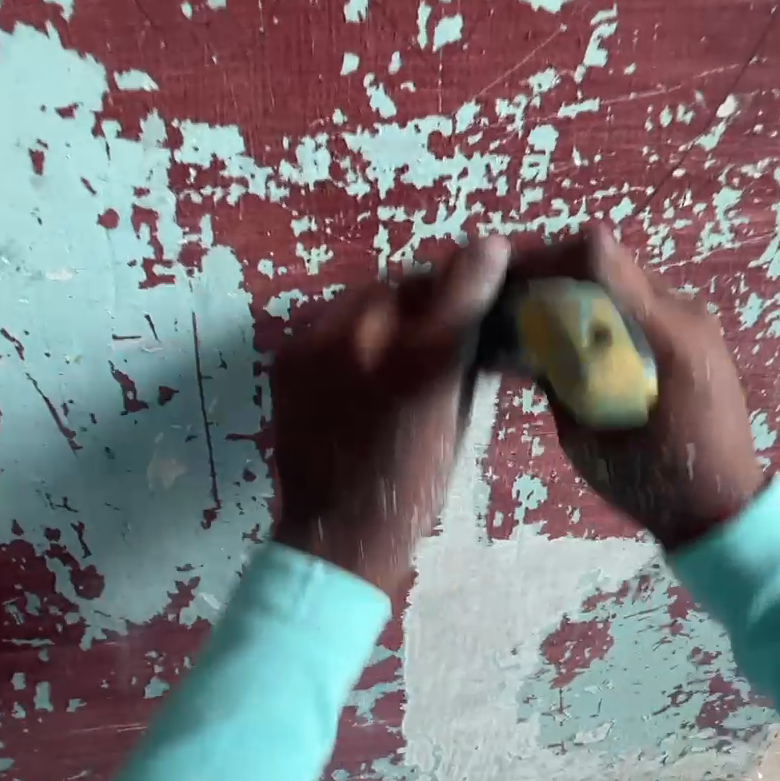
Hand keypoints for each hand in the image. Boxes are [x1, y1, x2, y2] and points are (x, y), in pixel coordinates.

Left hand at [270, 237, 510, 593]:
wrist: (336, 529)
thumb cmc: (412, 486)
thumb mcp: (456, 422)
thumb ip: (463, 356)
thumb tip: (478, 309)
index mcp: (419, 367)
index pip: (457, 290)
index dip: (478, 266)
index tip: (492, 251)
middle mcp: (364, 344)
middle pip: (404, 285)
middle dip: (427, 292)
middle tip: (439, 310)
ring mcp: (316, 346)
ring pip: (365, 296)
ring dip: (388, 307)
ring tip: (396, 335)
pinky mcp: (287, 355)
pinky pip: (330, 319)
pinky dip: (352, 328)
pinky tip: (361, 355)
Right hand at [515, 225, 764, 550]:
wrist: (720, 505)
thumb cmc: (649, 481)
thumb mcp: (586, 435)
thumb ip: (559, 375)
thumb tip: (520, 335)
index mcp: (662, 333)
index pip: (596, 257)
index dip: (542, 260)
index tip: (502, 283)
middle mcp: (682, 311)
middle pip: (605, 258)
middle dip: (550, 272)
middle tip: (507, 302)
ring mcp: (691, 318)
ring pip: (618, 276)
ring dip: (572, 288)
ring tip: (532, 317)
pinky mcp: (689, 332)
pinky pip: (634, 300)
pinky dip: (596, 306)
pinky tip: (568, 333)